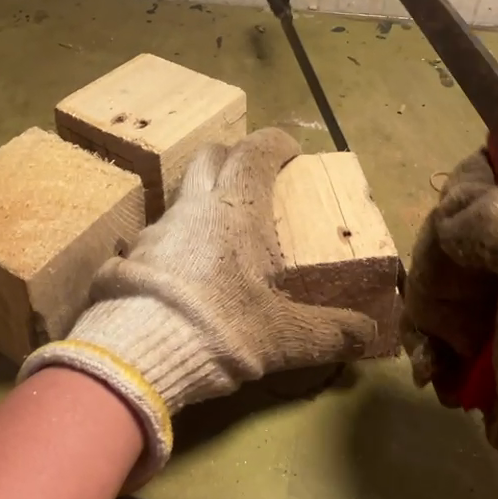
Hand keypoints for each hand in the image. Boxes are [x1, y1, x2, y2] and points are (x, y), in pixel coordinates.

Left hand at [21, 127, 376, 482]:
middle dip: (234, 158)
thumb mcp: (285, 337)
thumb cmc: (221, 328)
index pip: (255, 153)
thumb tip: (369, 333)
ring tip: (222, 238)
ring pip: (182, 196)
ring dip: (204, 203)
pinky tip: (187, 276)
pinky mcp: (129, 258)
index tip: (290, 151)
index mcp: (235, 211)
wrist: (136, 355)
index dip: (275, 143)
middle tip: (254, 181)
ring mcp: (156, 230)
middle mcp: (193, 208)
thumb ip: (330, 333)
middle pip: (210, 157)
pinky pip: (159, 236)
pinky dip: (179, 242)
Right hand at [406, 152, 497, 498]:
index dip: (469, 193)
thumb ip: (494, 215)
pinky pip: (435, 317)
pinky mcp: (480, 332)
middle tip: (444, 305)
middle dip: (439, 268)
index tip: (458, 228)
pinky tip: (435, 369)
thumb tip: (447, 223)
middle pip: (455, 225)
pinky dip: (428, 342)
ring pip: (436, 272)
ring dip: (428, 313)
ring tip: (440, 353)